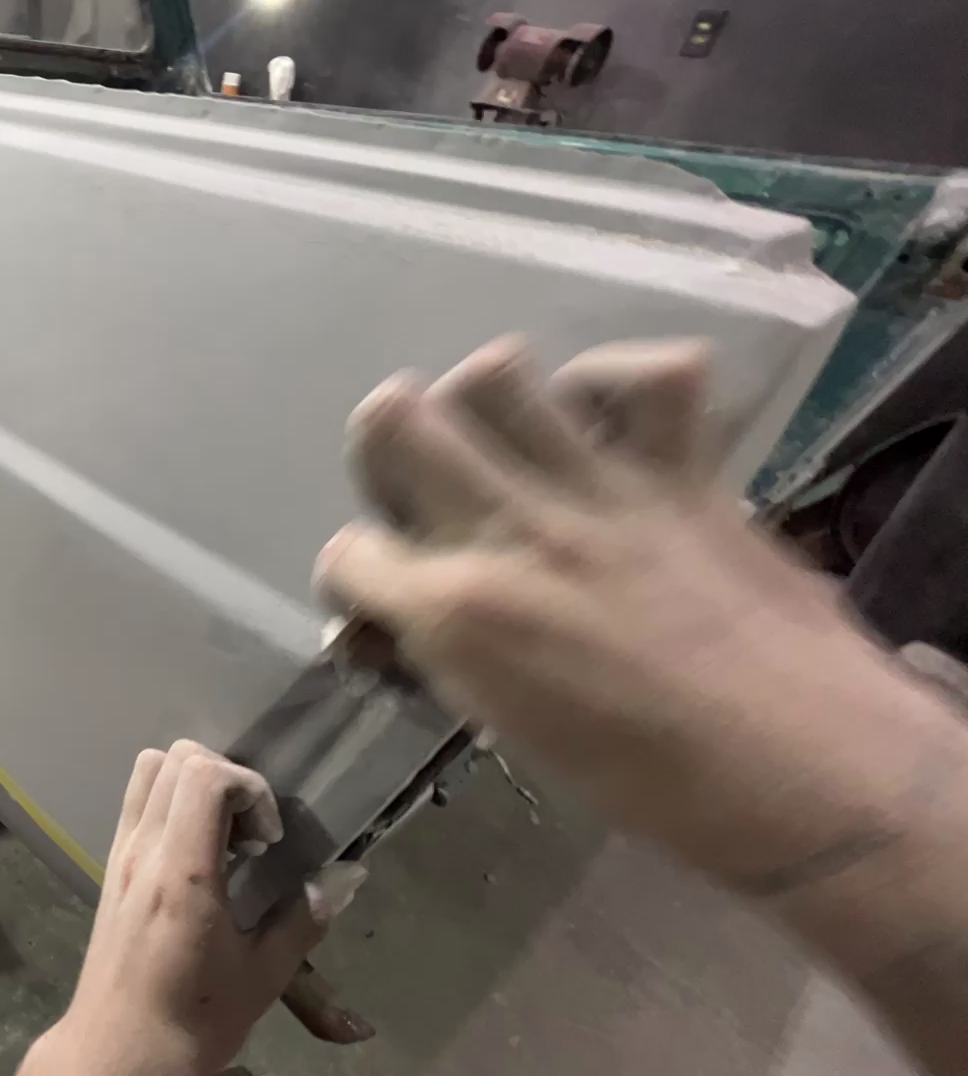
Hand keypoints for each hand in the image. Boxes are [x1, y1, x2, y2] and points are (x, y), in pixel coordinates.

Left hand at [21, 740, 366, 1075]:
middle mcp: (144, 846)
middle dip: (227, 778)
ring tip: (223, 834)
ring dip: (194, 780)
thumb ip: (304, 918)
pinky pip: (138, 796)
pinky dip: (170, 795)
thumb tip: (348, 876)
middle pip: (178, 756)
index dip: (250, 788)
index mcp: (182, 871)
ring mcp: (121, 847)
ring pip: (150, 766)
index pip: (205, 775)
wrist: (118, 1051)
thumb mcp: (262, 976)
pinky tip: (195, 847)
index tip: (267, 840)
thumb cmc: (195, 1020)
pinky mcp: (111, 857)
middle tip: (249, 836)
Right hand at [312, 336, 925, 877]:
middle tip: (415, 489)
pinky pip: (653, 378)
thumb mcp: (487, 715)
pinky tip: (596, 422)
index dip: (348, 575)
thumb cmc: (625, 767)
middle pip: (389, 420)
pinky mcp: (685, 476)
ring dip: (476, 406)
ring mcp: (599, 490)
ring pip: (496, 374)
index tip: (375, 594)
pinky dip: (615, 384)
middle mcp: (507, 527)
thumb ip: (420, 645)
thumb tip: (382, 612)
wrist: (807, 778)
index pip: (346, 552)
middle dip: (379, 451)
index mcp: (453, 606)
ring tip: (496, 446)